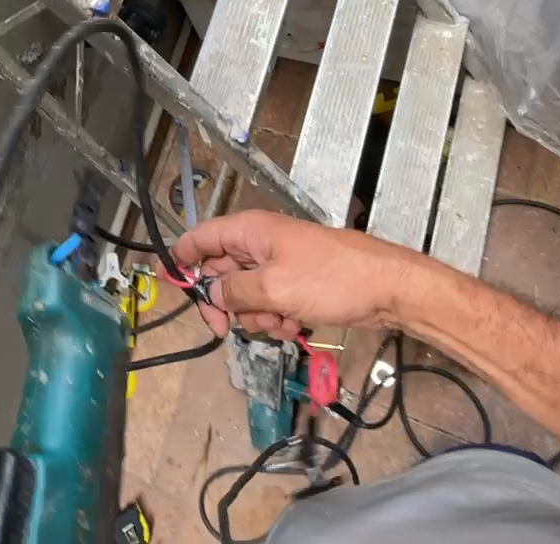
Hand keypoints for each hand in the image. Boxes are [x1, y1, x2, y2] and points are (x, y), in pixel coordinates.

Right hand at [171, 210, 435, 338]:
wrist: (387, 288)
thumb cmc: (330, 279)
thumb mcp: (273, 288)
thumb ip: (233, 292)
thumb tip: (211, 293)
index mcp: (248, 231)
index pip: (199, 238)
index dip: (182, 260)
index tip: (172, 286)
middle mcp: (258, 243)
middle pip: (219, 271)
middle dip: (224, 302)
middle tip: (225, 329)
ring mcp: (278, 263)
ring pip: (245, 292)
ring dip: (255, 314)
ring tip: (279, 323)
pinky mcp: (296, 282)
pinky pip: (269, 301)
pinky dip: (275, 316)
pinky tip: (294, 325)